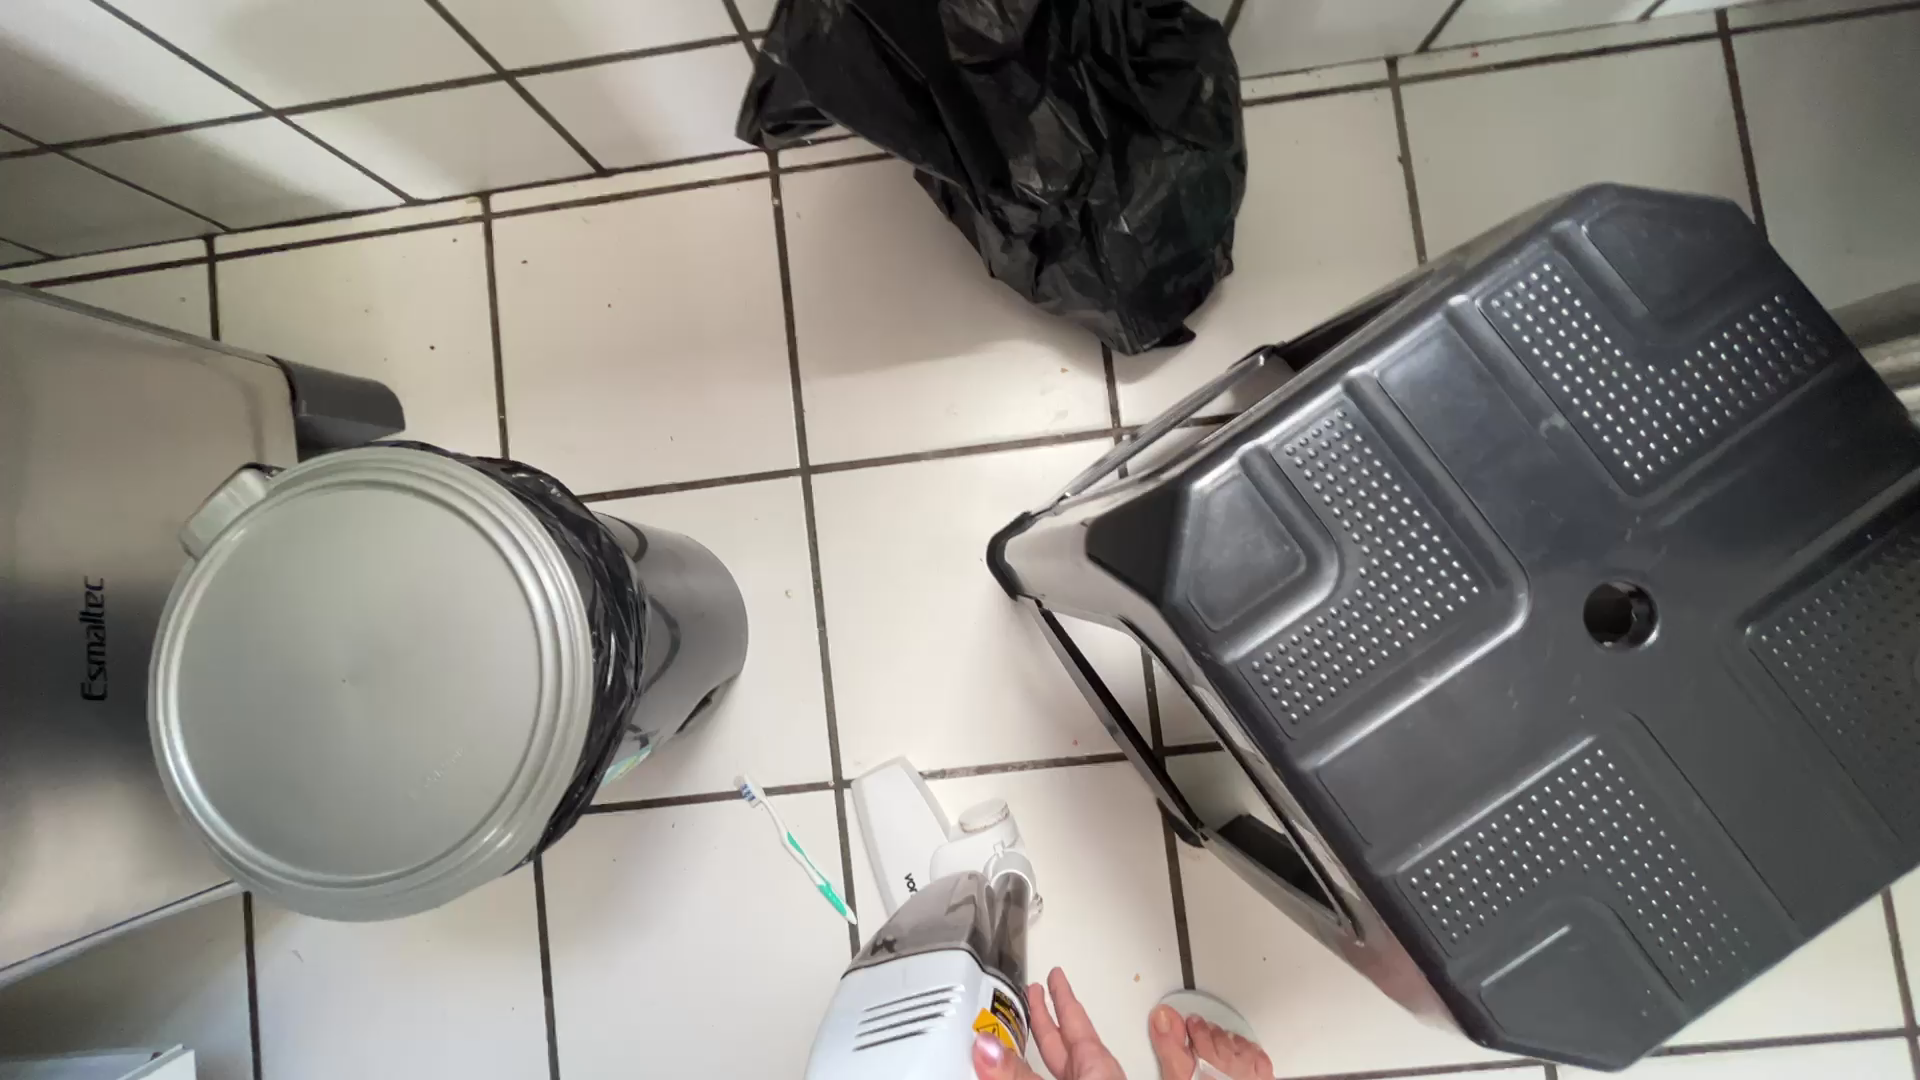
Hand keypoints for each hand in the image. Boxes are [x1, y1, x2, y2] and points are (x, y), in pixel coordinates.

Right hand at [974, 967, 1127, 1079]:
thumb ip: (1018, 1071)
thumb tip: (985, 1046)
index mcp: (1097, 1063)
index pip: (1074, 1016)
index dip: (1061, 993)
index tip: (1055, 973)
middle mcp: (1096, 1076)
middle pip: (1067, 1040)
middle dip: (1048, 1015)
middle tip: (1035, 991)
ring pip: (1061, 1064)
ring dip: (1042, 1047)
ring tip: (1020, 1033)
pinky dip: (1041, 1071)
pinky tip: (1024, 1071)